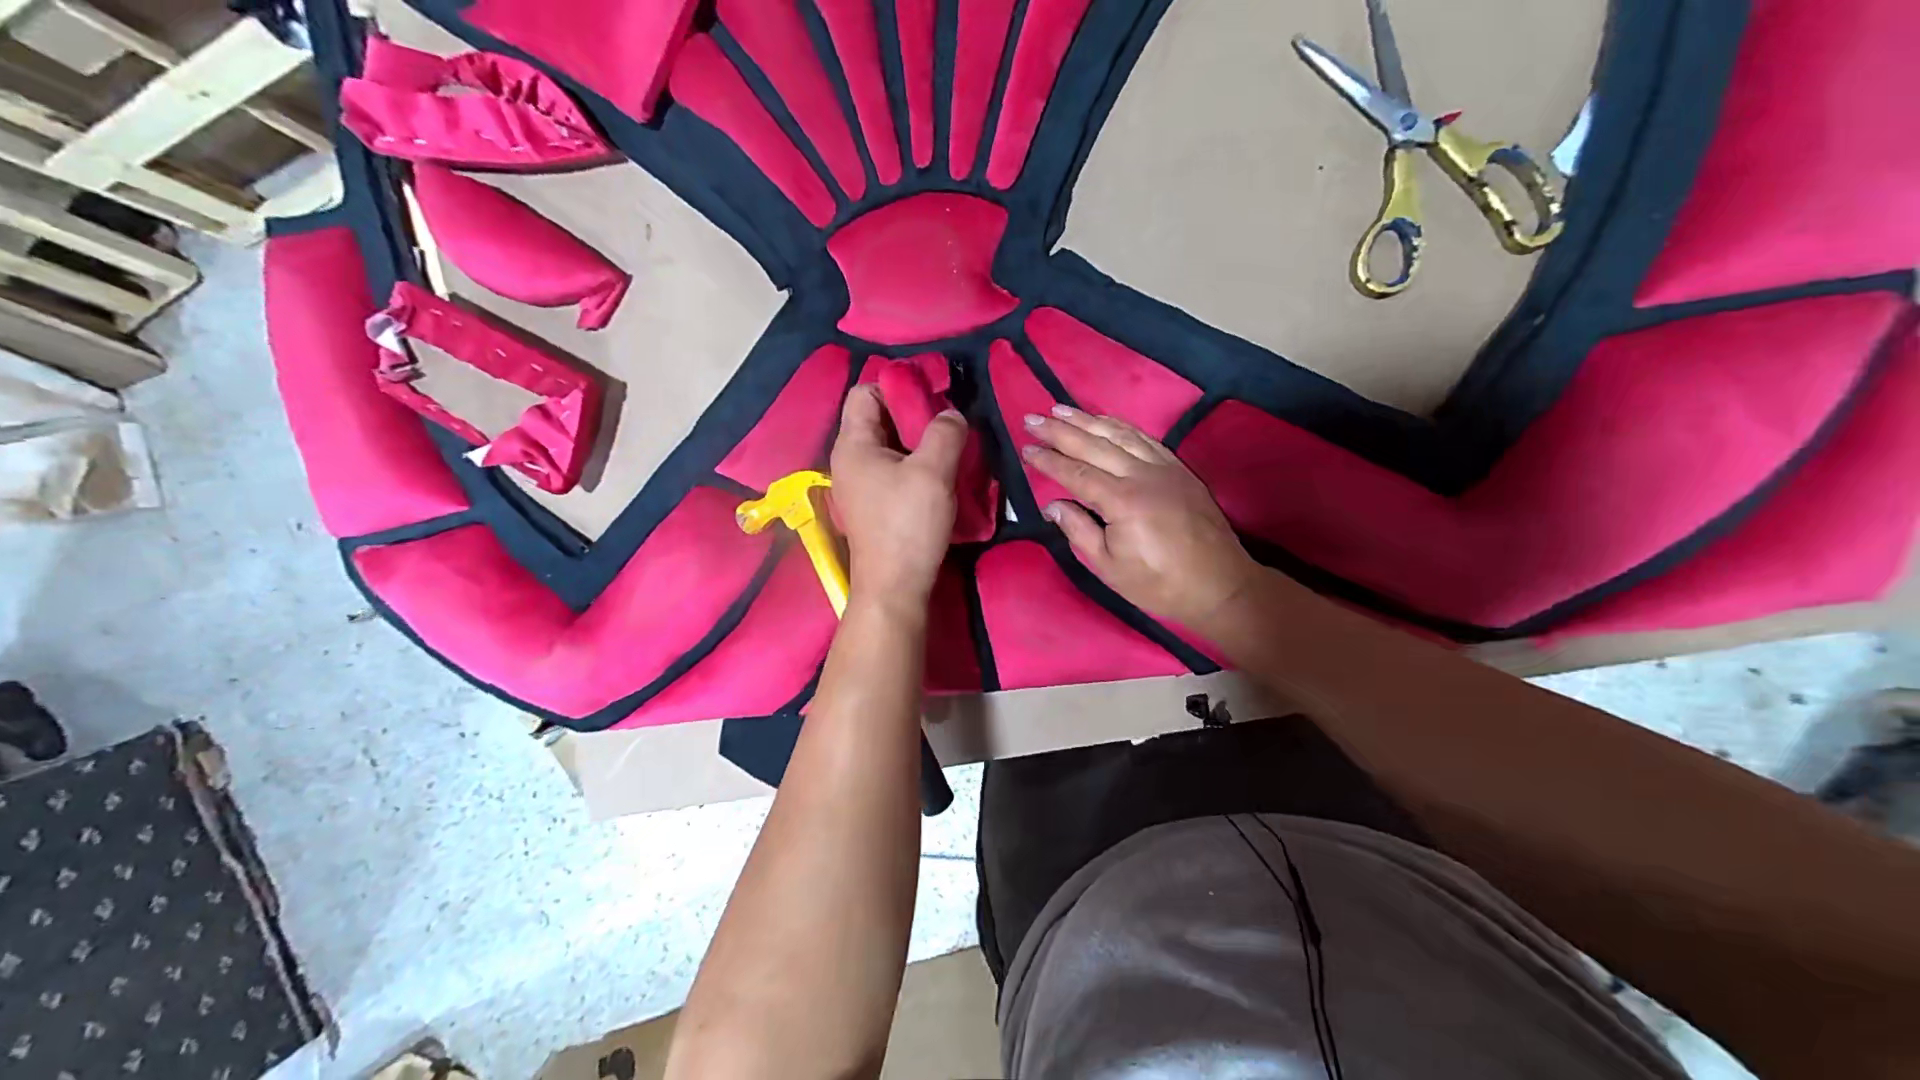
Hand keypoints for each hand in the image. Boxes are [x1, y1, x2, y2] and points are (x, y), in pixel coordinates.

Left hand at [829, 384, 966, 609]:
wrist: (895, 587)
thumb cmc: (908, 524)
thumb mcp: (933, 471)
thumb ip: (945, 432)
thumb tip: (950, 414)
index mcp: (853, 444)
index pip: (865, 392)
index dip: (896, 385)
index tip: (932, 395)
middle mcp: (849, 460)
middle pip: (878, 418)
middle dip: (912, 413)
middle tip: (947, 421)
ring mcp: (859, 485)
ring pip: (888, 446)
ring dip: (917, 441)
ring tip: (948, 447)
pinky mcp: (873, 506)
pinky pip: (892, 470)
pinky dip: (913, 465)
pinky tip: (938, 475)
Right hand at [1022, 405, 1262, 630]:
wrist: (1218, 584)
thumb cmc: (1158, 584)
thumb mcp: (1109, 568)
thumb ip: (1078, 532)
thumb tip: (1053, 505)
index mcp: (1122, 502)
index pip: (1076, 472)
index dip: (1048, 460)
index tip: (1025, 448)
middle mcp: (1141, 475)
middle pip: (1094, 445)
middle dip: (1060, 430)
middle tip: (1032, 417)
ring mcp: (1163, 468)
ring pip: (1120, 434)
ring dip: (1087, 419)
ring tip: (1061, 409)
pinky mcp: (1178, 469)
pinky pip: (1145, 438)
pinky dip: (1121, 425)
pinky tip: (1105, 420)